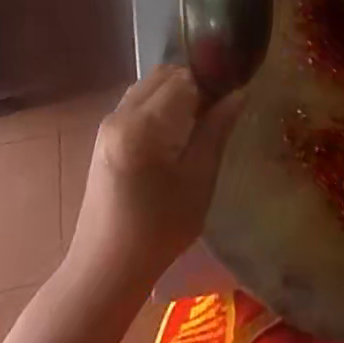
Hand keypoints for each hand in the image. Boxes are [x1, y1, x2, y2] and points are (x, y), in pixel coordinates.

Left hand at [68, 65, 244, 278]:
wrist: (106, 267)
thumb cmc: (159, 230)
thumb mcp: (198, 181)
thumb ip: (217, 131)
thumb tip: (239, 93)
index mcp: (143, 124)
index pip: (183, 79)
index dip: (210, 83)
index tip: (230, 98)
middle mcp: (121, 113)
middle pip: (163, 75)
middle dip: (192, 83)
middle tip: (216, 110)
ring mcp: (108, 121)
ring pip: (148, 85)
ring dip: (174, 91)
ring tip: (197, 121)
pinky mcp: (104, 134)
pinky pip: (136, 101)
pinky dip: (158, 103)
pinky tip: (172, 131)